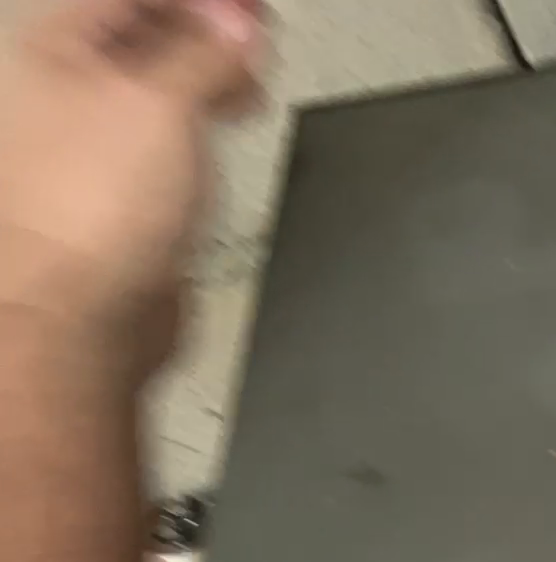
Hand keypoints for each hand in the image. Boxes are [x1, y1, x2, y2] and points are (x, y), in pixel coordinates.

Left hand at [0, 0, 262, 385]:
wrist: (87, 300)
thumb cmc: (94, 212)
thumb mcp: (161, 108)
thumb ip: (202, 58)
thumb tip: (237, 23)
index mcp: (61, 46)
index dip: (206, 2)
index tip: (255, 13)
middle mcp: (71, 80)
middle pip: (145, 27)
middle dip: (207, 26)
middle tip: (256, 38)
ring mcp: (98, 127)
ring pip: (160, 72)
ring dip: (209, 67)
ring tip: (250, 77)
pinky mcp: (130, 173)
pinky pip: (170, 118)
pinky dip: (207, 109)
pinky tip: (228, 120)